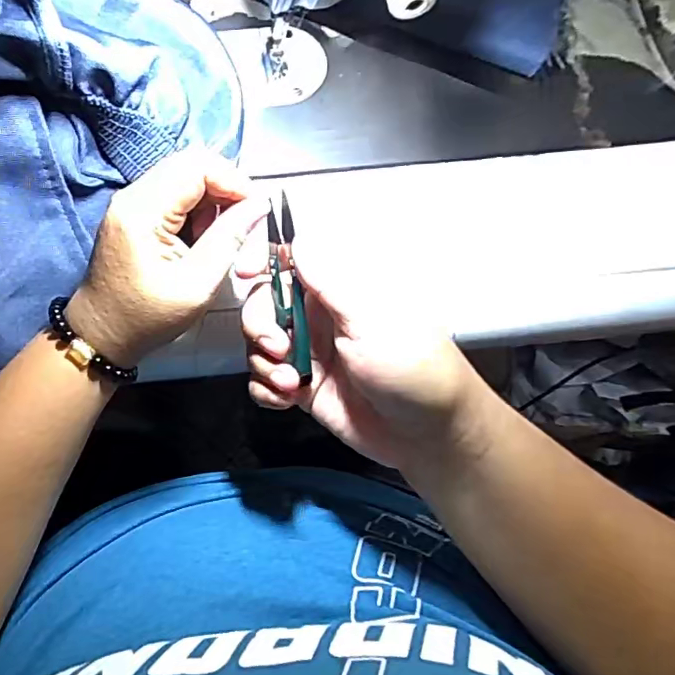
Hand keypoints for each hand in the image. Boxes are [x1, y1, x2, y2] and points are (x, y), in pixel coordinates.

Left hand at [66, 150, 268, 365]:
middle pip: (191, 164)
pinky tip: (201, 238)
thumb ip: (230, 239)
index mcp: (142, 212)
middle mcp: (132, 196)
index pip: (198, 167)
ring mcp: (130, 202)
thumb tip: (258, 205)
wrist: (102, 332)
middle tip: (243, 223)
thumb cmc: (146, 318)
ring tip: (220, 236)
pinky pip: (174, 192)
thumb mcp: (197, 285)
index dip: (234, 182)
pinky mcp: (133, 212)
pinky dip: (197, 208)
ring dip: (212, 199)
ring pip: (184, 176)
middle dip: (226, 188)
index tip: (255, 210)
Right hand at [237, 226, 490, 470]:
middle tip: (279, 347)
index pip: (292, 257)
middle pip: (264, 302)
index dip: (263, 258)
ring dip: (263, 363)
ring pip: (259, 343)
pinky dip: (265, 389)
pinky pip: (264, 380)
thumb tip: (300, 238)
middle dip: (259, 324)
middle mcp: (323, 315)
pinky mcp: (304, 385)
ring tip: (291, 383)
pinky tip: (285, 398)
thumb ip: (330, 279)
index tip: (248, 271)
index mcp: (342, 287)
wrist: (427, 435)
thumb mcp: (372, 318)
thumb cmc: (417, 371)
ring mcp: (311, 350)